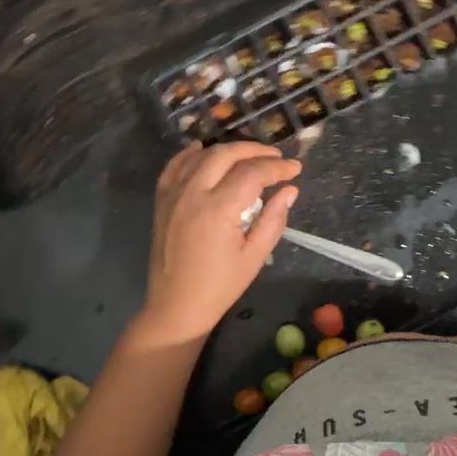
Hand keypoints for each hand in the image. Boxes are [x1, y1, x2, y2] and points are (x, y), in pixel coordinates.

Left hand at [135, 142, 300, 346]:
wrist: (176, 305)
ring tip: (248, 156)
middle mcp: (193, 193)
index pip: (253, 173)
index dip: (277, 168)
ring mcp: (173, 194)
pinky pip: (175, 166)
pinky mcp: (161, 200)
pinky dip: (191, 154)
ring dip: (227, 150)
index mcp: (219, 209)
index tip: (295, 169)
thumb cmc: (220, 287)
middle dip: (254, 150)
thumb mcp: (254, 257)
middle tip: (275, 157)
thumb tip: (289, 191)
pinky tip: (204, 151)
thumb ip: (273, 220)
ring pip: (201, 155)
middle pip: (226, 154)